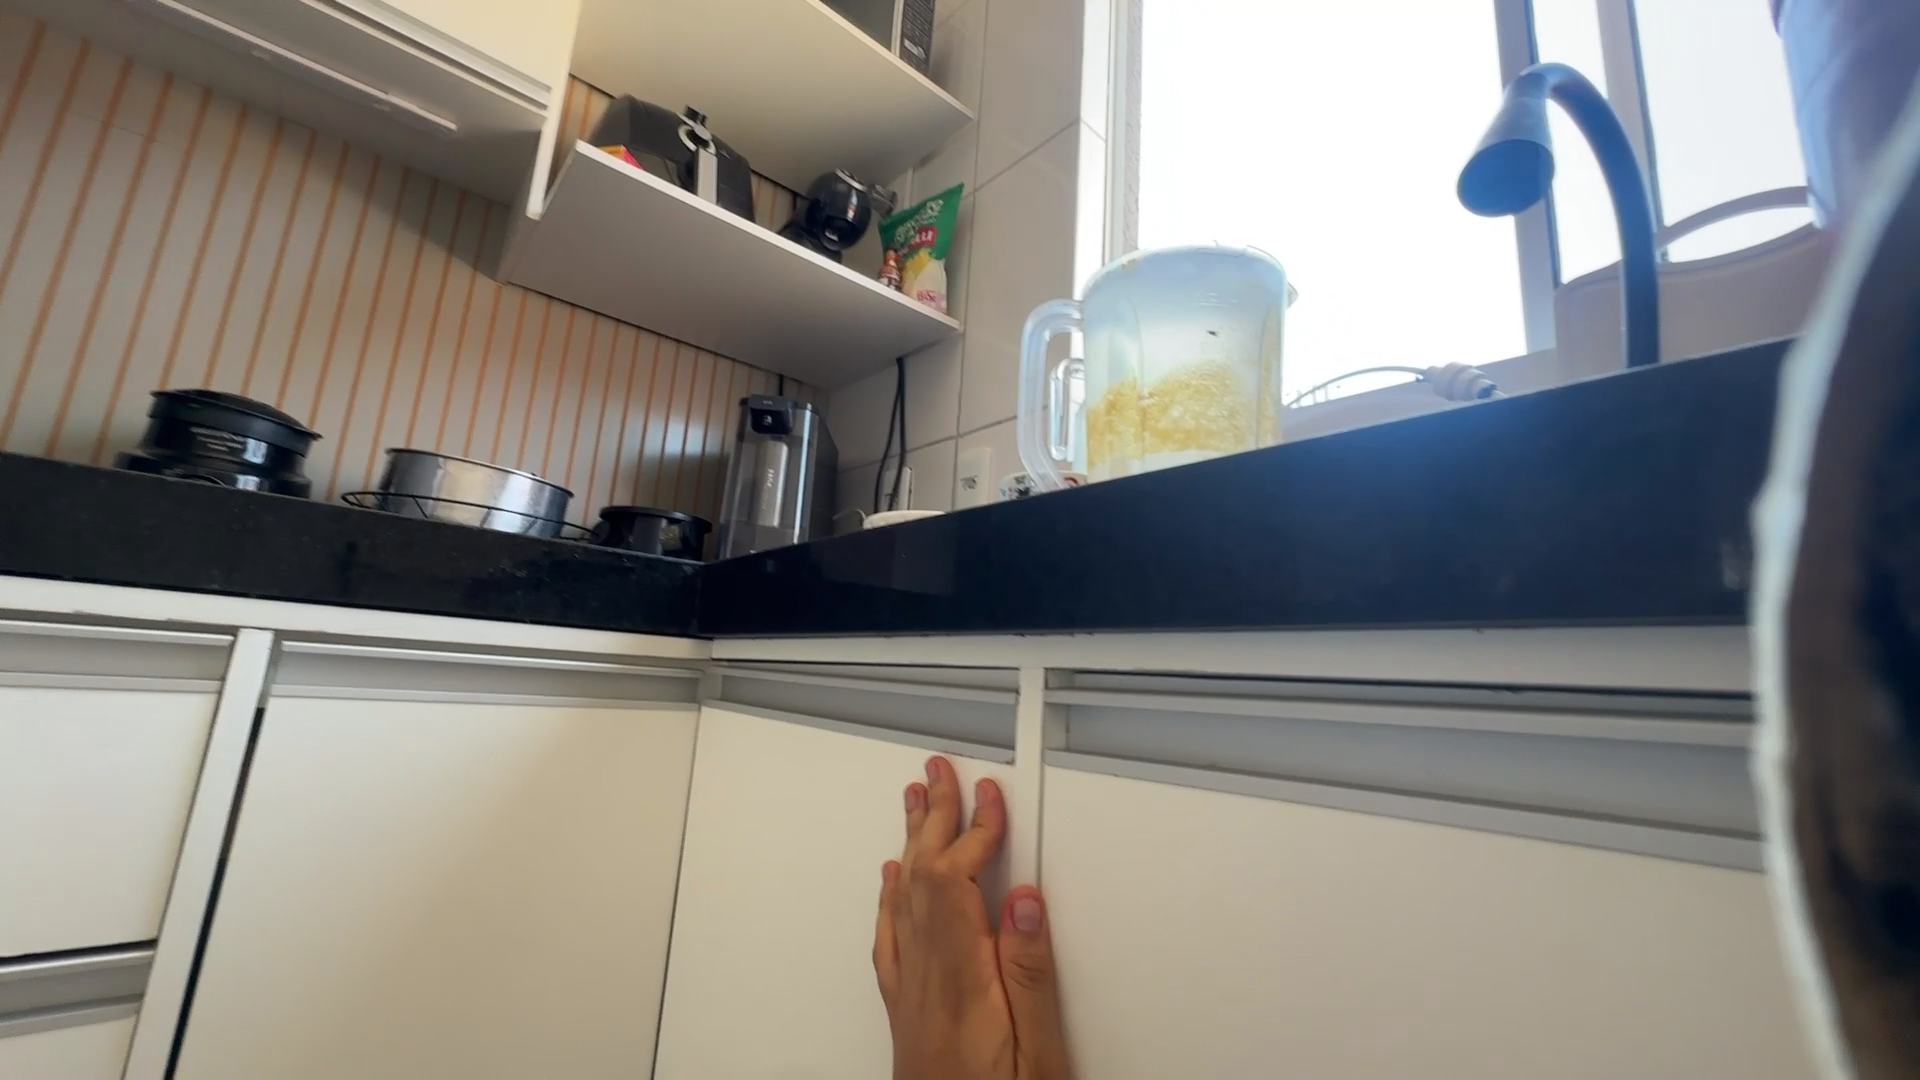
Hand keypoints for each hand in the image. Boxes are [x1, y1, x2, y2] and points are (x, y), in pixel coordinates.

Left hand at [873, 756, 1070, 1079]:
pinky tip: (891, 875)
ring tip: (914, 800)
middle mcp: (926, 980)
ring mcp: (911, 994)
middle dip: (933, 816)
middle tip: (939, 772)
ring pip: (902, 898)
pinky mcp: (907, 1010)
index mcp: (962, 984)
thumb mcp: (1041, 1059)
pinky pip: (890, 936)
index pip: (957, 883)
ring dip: (910, 841)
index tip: (990, 794)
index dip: (974, 830)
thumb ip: (1030, 975)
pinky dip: (892, 895)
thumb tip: (1022, 898)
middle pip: (923, 878)